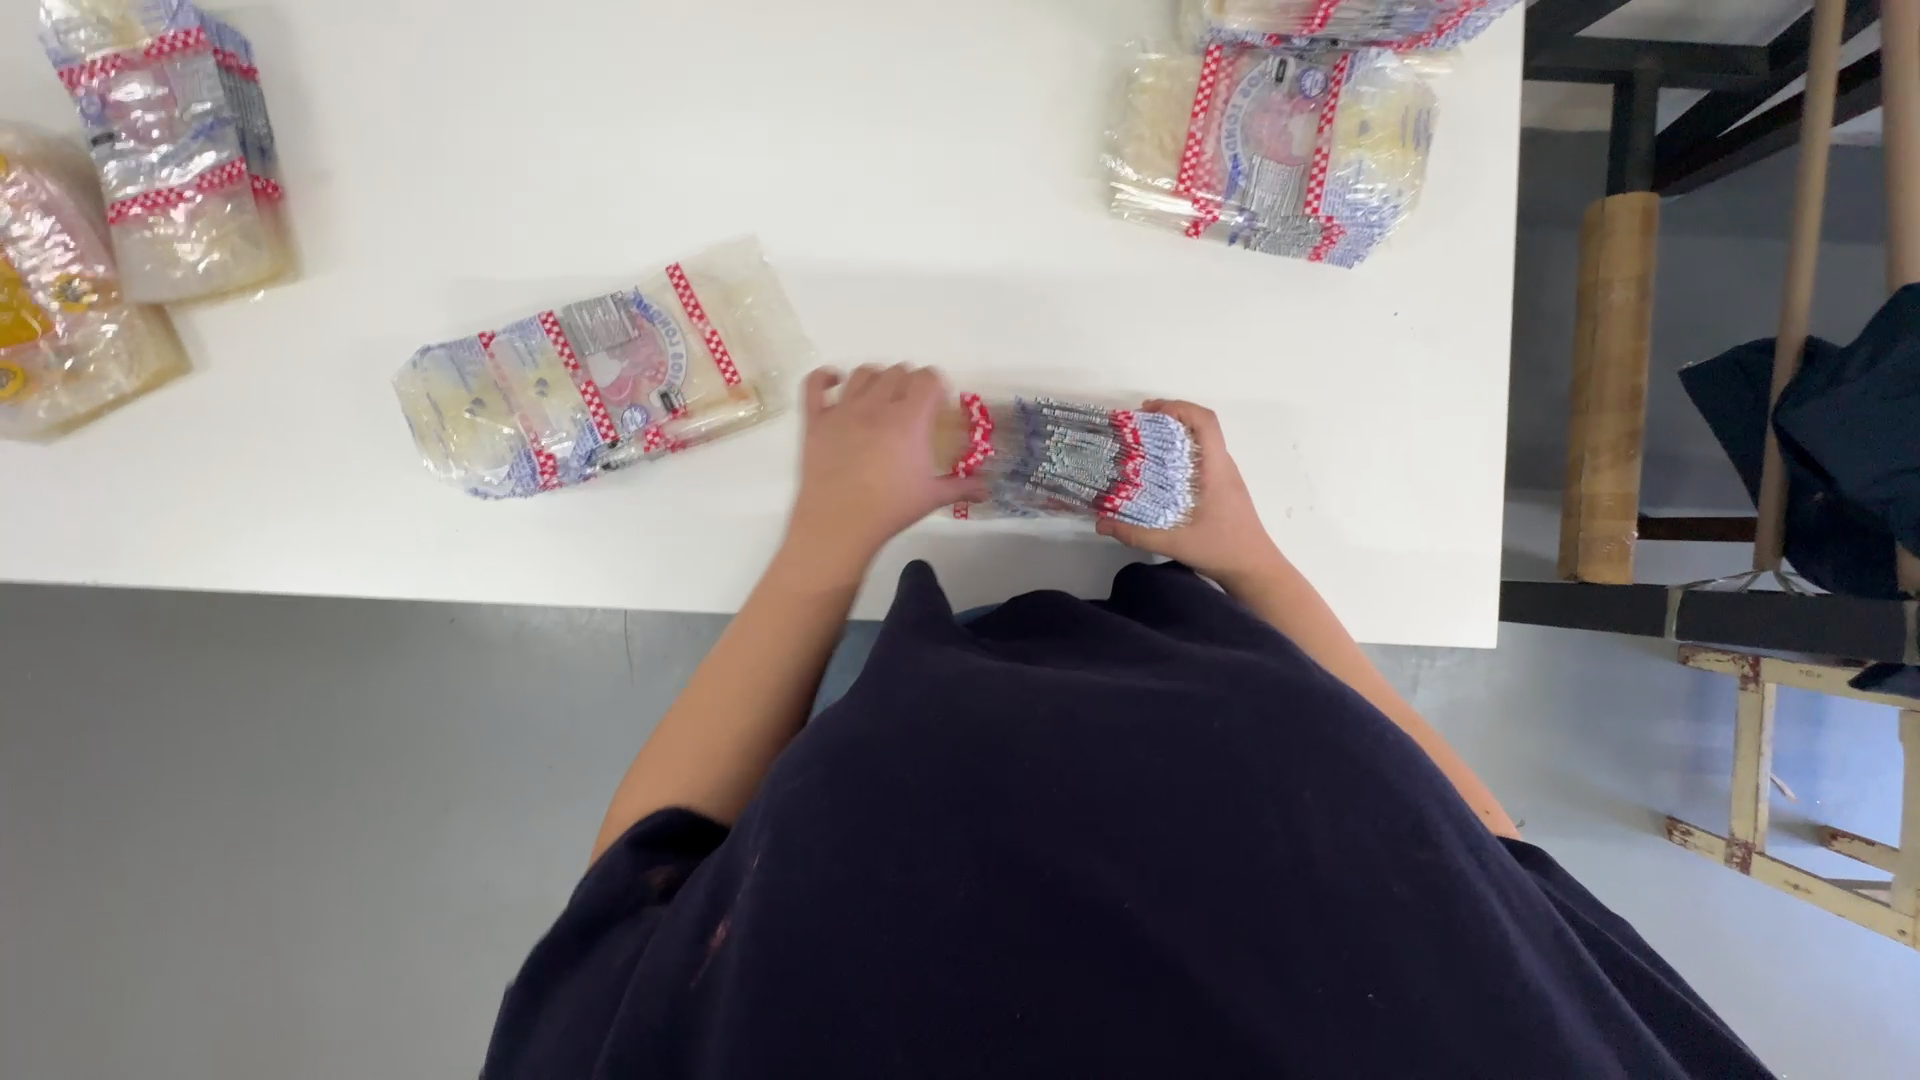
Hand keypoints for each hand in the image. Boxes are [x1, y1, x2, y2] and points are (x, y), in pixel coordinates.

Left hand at [782, 365, 986, 579]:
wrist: (838, 524)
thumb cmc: (889, 510)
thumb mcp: (931, 497)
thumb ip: (961, 486)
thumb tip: (987, 489)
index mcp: (909, 419)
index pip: (928, 378)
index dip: (936, 385)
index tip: (938, 404)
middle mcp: (876, 406)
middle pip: (897, 372)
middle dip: (909, 382)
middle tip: (911, 406)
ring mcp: (842, 410)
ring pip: (863, 373)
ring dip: (876, 378)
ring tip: (880, 395)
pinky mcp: (815, 421)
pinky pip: (815, 384)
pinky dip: (825, 377)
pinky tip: (834, 381)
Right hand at [1095, 400, 1284, 587]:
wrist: (1256, 569)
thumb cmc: (1222, 550)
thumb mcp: (1175, 544)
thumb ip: (1136, 534)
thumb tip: (1101, 524)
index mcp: (1216, 469)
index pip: (1205, 422)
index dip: (1178, 408)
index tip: (1148, 412)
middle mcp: (1223, 466)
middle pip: (1201, 425)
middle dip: (1169, 417)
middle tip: (1136, 426)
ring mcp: (1225, 476)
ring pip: (1201, 441)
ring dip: (1175, 434)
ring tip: (1143, 444)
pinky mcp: (1223, 488)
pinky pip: (1201, 457)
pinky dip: (1180, 452)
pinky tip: (1159, 472)